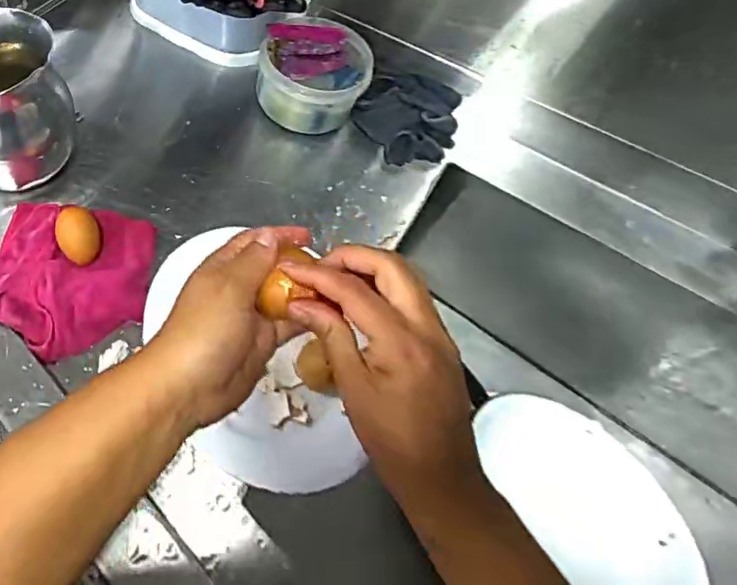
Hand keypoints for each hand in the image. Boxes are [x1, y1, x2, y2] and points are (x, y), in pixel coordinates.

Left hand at [144, 227, 310, 426]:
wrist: (189, 386)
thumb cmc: (205, 329)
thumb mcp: (229, 287)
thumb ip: (253, 262)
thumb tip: (269, 237)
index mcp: (223, 267)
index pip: (254, 241)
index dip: (278, 236)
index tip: (307, 236)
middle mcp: (237, 287)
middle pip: (270, 267)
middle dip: (295, 263)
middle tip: (326, 265)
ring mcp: (250, 315)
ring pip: (281, 295)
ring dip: (302, 290)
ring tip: (331, 287)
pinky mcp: (261, 341)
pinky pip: (287, 323)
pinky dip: (304, 316)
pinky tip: (325, 313)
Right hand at [280, 245, 482, 511]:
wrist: (445, 481)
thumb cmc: (394, 444)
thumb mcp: (352, 389)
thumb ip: (330, 335)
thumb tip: (302, 303)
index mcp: (402, 342)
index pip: (354, 289)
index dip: (317, 274)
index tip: (291, 268)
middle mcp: (427, 328)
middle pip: (390, 265)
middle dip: (350, 256)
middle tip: (318, 267)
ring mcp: (439, 332)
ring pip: (405, 276)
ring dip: (368, 268)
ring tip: (334, 279)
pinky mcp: (441, 340)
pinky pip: (411, 296)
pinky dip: (383, 286)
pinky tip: (359, 301)